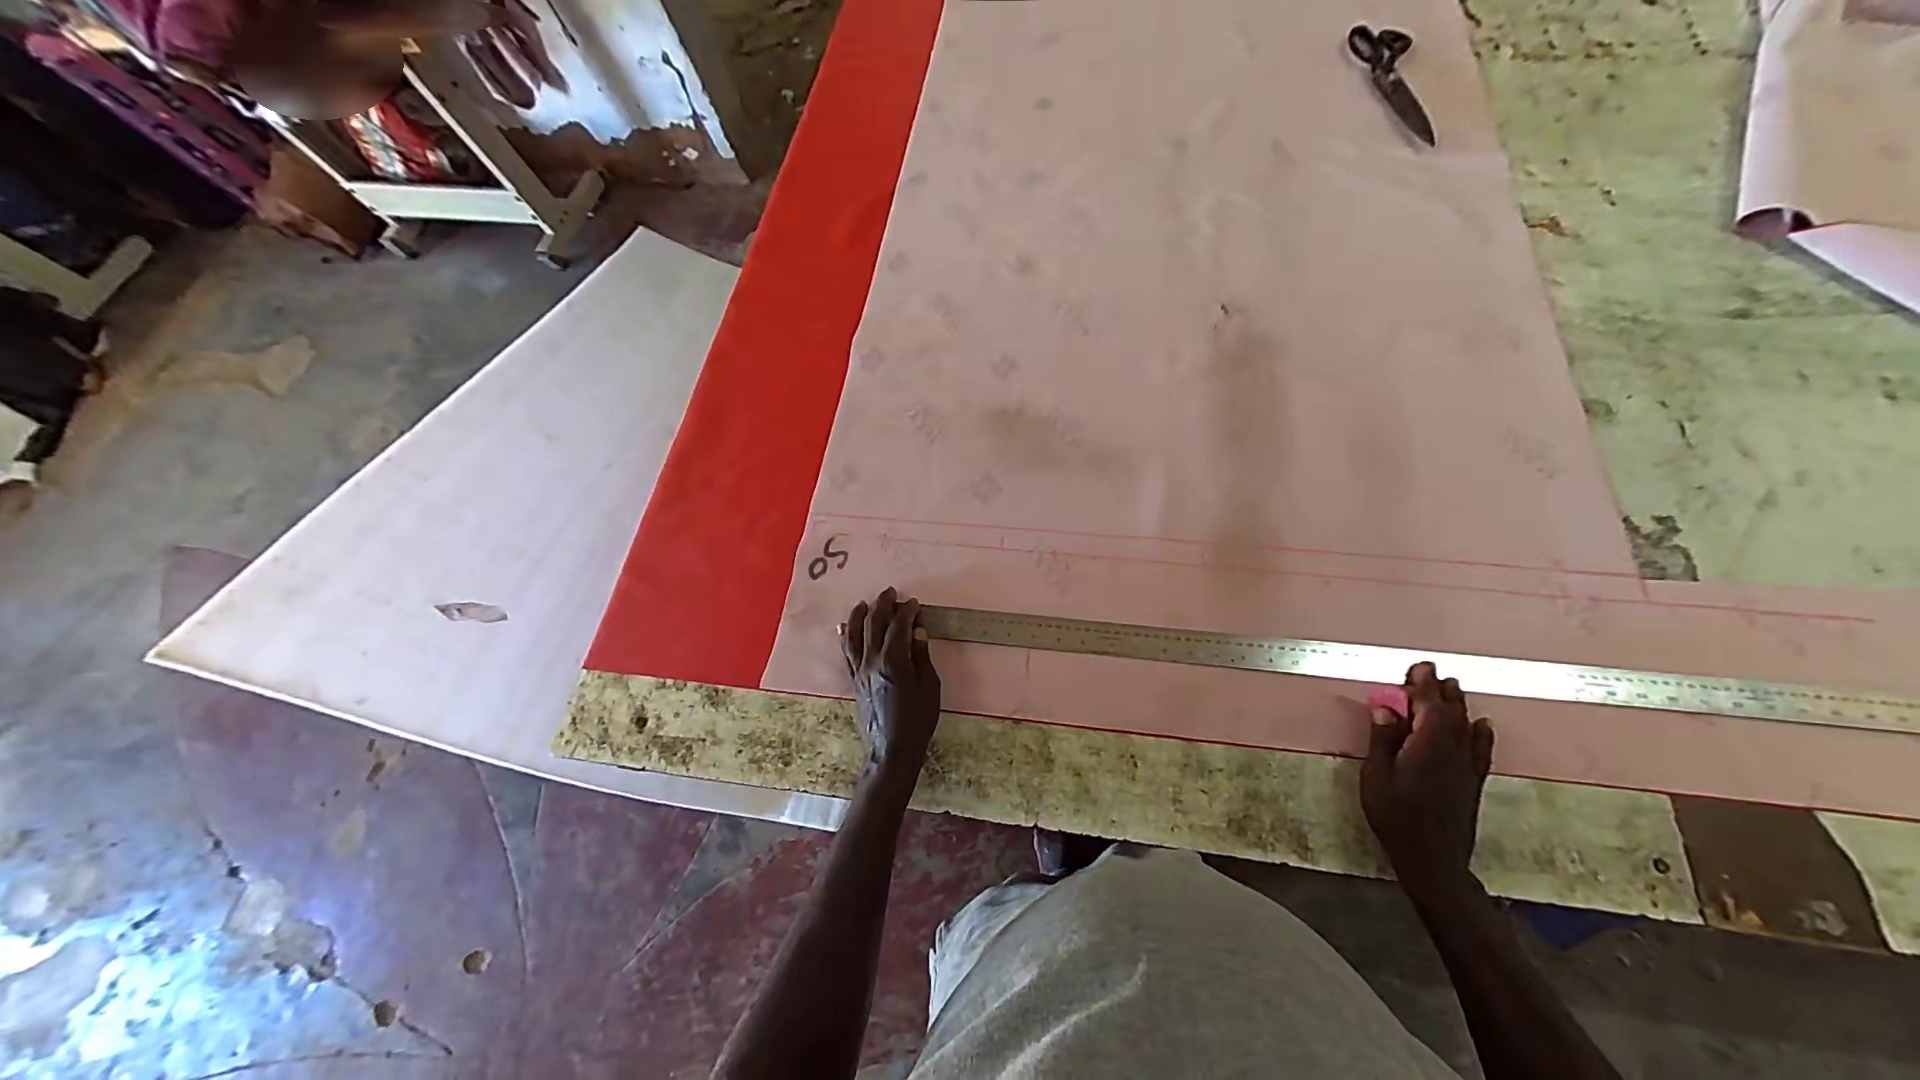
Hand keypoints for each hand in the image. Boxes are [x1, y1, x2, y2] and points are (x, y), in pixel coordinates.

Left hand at [840, 587, 940, 777]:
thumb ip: (922, 656)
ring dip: (860, 616)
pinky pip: (846, 653)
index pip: (899, 626)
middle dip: (883, 605)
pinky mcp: (853, 681)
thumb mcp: (929, 686)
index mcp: (895, 660)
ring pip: (854, 635)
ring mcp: (860, 670)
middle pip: (874, 624)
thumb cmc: (917, 719)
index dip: (907, 611)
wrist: (891, 749)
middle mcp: (873, 661)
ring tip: (864, 603)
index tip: (914, 604)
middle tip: (890, 593)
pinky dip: (845, 637)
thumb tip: (917, 631)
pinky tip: (844, 628)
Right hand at [1361, 662, 1494, 892]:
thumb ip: (1382, 740)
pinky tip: (1483, 724)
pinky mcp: (1471, 782)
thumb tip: (1386, 707)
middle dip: (1439, 690)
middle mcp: (1452, 752)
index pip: (1429, 707)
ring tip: (1452, 687)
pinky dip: (1481, 733)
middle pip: (1450, 713)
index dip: (1424, 685)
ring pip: (1465, 727)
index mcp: (1427, 746)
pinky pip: (1480, 750)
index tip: (1419, 666)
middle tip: (1429, 671)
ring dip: (1457, 705)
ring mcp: (1465, 768)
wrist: (1432, 858)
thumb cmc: (1395, 816)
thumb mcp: (1376, 776)